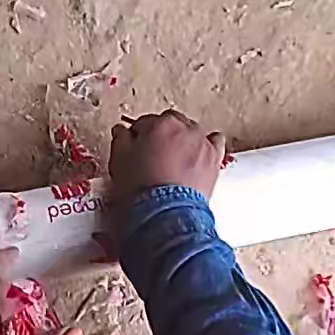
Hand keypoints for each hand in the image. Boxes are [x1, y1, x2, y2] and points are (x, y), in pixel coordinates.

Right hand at [110, 110, 227, 203]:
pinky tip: (198, 152)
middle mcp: (183, 128)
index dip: (137, 136)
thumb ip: (121, 139)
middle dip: (161, 135)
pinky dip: (207, 144)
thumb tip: (122, 130)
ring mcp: (201, 142)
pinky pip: (215, 141)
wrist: (165, 212)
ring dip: (182, 139)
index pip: (144, 123)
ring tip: (173, 158)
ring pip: (191, 131)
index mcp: (158, 124)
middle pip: (169, 123)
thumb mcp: (119, 160)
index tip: (135, 147)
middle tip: (153, 154)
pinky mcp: (214, 158)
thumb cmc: (142, 187)